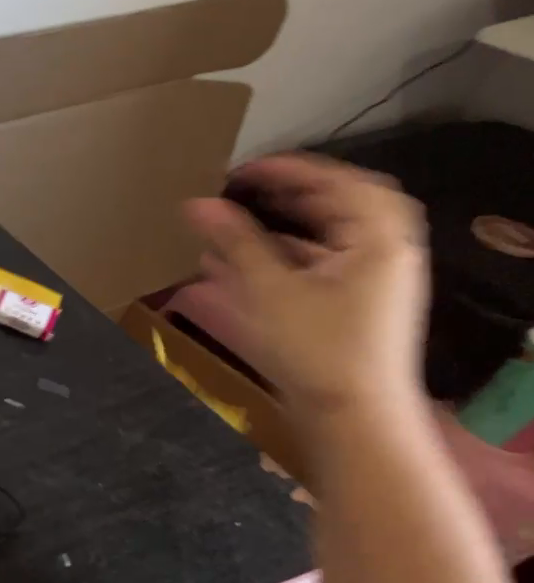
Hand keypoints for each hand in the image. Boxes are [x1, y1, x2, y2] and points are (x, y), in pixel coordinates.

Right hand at [183, 154, 428, 417]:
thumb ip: (233, 240)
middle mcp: (385, 254)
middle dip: (290, 193)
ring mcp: (374, 280)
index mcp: (377, 241)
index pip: (342, 183)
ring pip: (330, 234)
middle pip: (342, 205)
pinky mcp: (357, 303)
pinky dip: (284, 251)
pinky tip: (240, 261)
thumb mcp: (267, 288)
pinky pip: (322, 261)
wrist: (352, 413)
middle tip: (241, 189)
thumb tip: (197, 203)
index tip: (241, 169)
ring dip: (284, 222)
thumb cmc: (314, 346)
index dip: (291, 169)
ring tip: (233, 221)